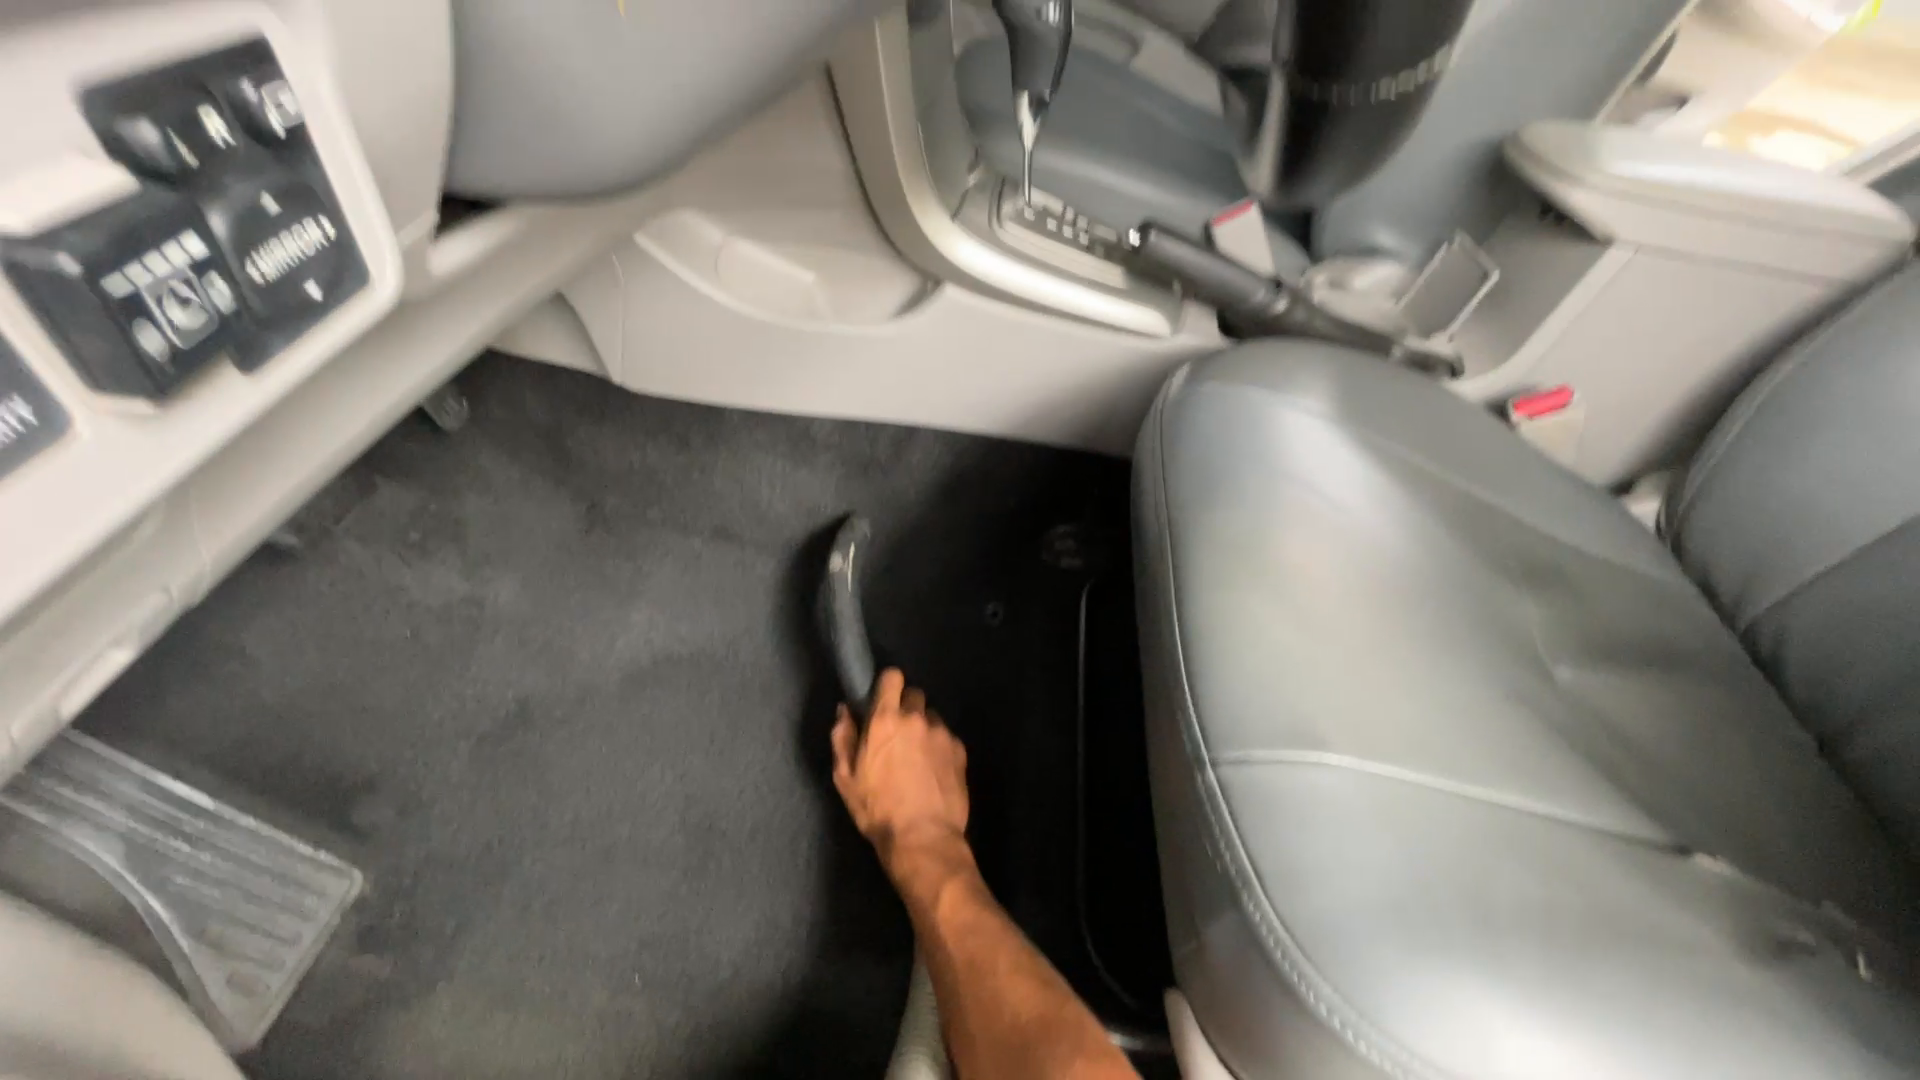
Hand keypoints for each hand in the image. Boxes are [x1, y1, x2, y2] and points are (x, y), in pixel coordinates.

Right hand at [831, 669, 969, 875]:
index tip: (883, 701)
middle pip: (915, 694)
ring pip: (932, 717)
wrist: (922, 838)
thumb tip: (845, 710)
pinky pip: (947, 737)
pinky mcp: (960, 750)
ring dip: (923, 728)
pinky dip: (939, 746)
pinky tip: (933, 770)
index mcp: (885, 720)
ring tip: (917, 756)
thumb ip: (843, 737)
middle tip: (898, 735)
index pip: (893, 677)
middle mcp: (916, 718)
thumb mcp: (845, 777)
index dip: (888, 685)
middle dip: (906, 708)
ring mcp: (941, 733)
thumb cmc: (877, 809)